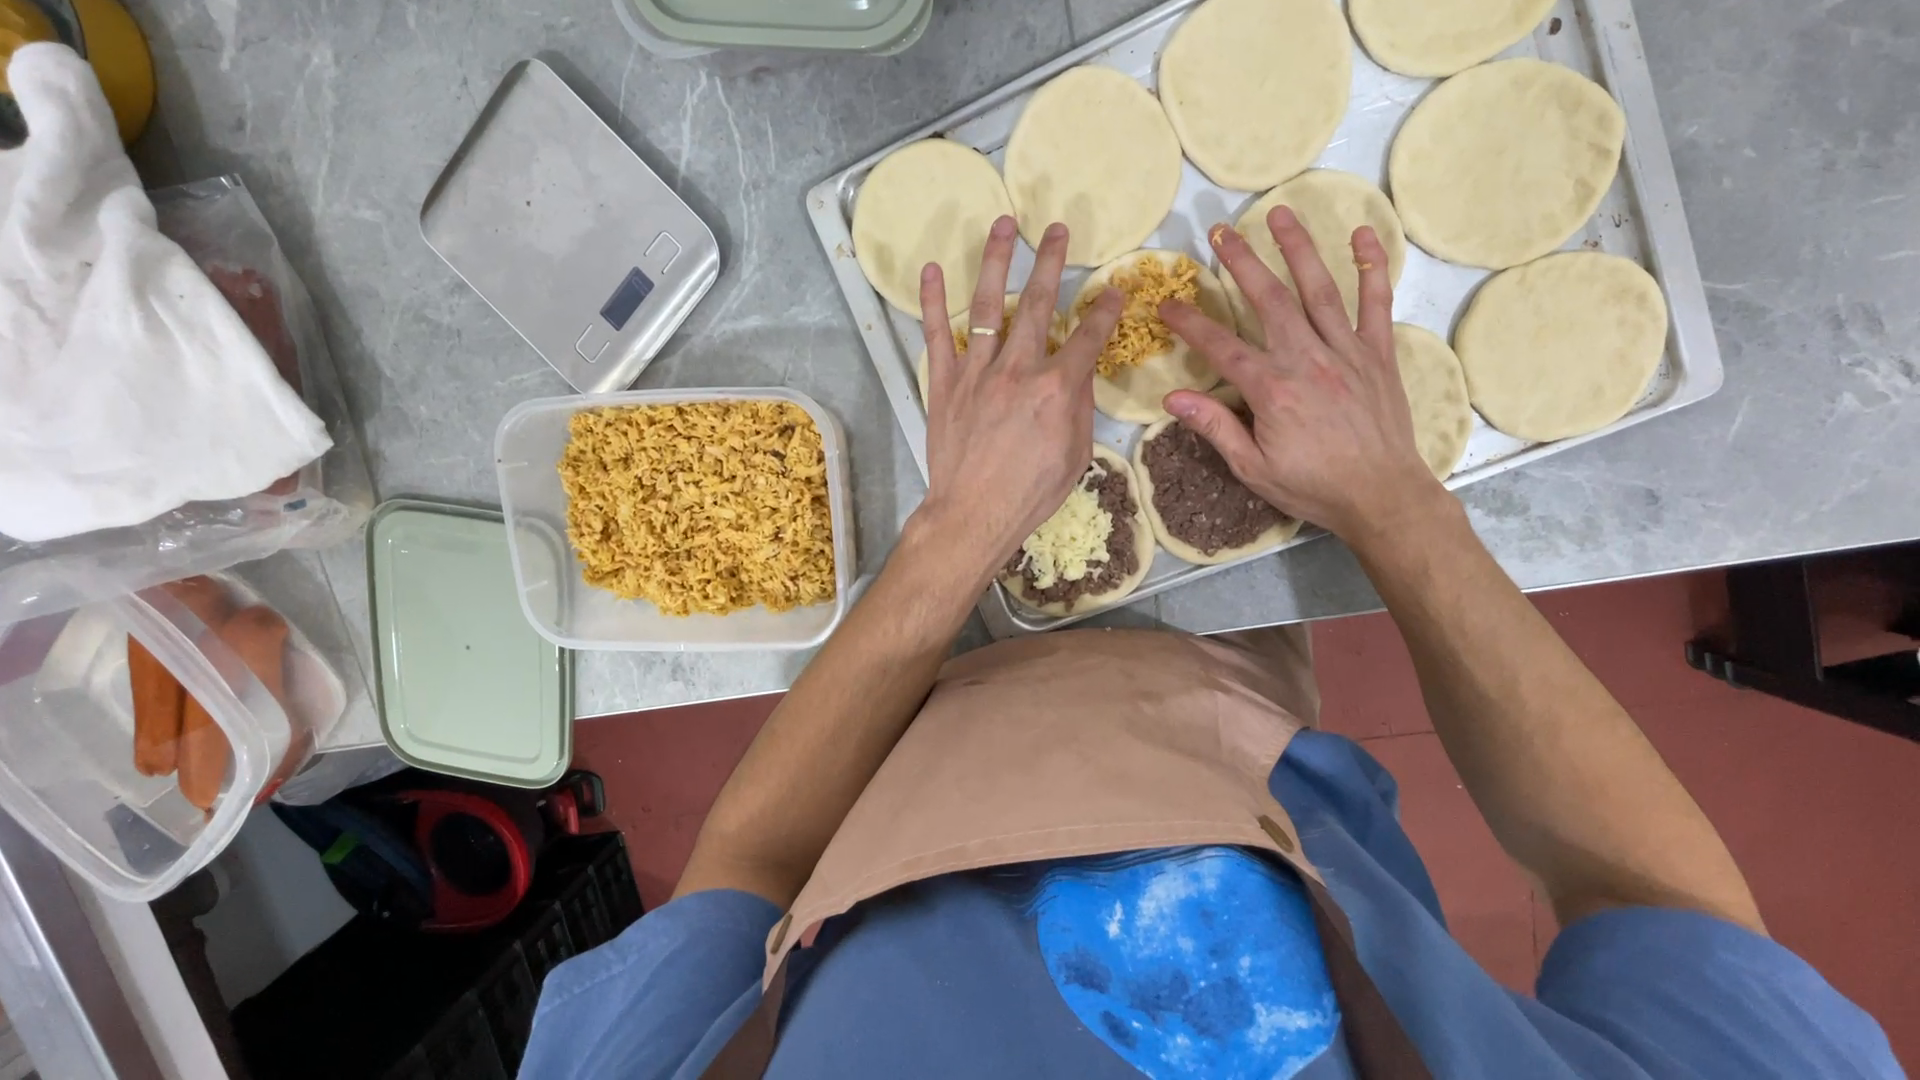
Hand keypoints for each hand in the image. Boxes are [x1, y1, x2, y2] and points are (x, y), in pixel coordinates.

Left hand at [912, 216, 1124, 585]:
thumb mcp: (1075, 453)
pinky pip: (937, 335)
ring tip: (1003, 225)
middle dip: (1050, 262)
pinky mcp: (944, 383)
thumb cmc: (1031, 493)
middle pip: (1038, 304)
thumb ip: (1079, 406)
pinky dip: (933, 302)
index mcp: (1057, 389)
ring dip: (996, 261)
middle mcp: (1018, 370)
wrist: (973, 514)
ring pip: (988, 306)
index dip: (1104, 309)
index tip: (1113, 289)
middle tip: (1057, 230)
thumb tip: (1080, 370)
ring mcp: (977, 373)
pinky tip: (931, 270)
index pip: (1088, 336)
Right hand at [1158, 206, 1446, 546]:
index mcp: (1272, 390)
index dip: (1191, 323)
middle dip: (1241, 262)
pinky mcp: (1378, 355)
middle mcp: (1307, 359)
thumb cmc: (1313, 487)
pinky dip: (1372, 267)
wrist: (1382, 496)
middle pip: (1269, 300)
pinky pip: (1376, 303)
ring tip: (1280, 213)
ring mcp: (1346, 352)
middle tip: (1220, 232)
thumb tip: (1173, 398)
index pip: (1221, 346)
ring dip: (1297, 248)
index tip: (1166, 305)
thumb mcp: (1253, 467)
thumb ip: (1215, 427)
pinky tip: (1362, 236)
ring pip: (1318, 289)